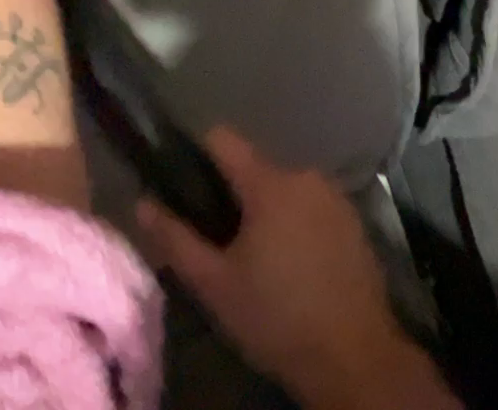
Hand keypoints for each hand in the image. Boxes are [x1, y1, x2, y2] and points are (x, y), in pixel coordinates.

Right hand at [136, 129, 460, 409]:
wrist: (355, 358)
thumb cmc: (277, 317)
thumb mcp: (215, 284)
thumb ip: (176, 238)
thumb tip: (142, 203)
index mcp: (269, 183)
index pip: (223, 138)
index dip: (197, 155)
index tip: (185, 186)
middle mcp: (305, 176)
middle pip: (254, 169)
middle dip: (234, 197)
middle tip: (220, 243)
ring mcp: (335, 198)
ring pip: (284, 190)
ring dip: (267, 212)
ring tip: (257, 260)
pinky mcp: (355, 222)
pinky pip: (312, 207)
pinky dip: (297, 224)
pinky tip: (293, 267)